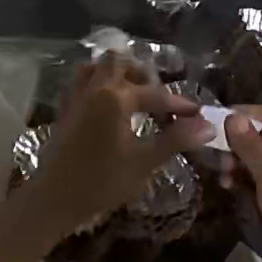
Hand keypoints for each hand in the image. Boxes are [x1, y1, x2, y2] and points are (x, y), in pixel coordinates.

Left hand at [21, 54, 211, 240]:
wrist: (54, 200)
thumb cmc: (102, 182)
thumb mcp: (144, 162)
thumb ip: (176, 140)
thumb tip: (207, 126)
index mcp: (116, 98)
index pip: (155, 95)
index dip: (178, 105)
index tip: (197, 115)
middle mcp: (95, 90)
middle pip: (118, 62)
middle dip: (140, 73)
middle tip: (156, 94)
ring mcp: (76, 98)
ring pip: (94, 68)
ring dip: (114, 73)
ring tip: (131, 92)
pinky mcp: (64, 111)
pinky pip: (79, 84)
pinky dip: (95, 85)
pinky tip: (105, 104)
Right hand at [224, 105, 261, 261]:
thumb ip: (252, 148)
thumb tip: (232, 116)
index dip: (246, 114)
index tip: (215, 119)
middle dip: (238, 141)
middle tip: (215, 150)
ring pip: (255, 157)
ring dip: (236, 161)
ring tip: (222, 173)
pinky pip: (254, 177)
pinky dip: (240, 178)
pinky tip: (227, 185)